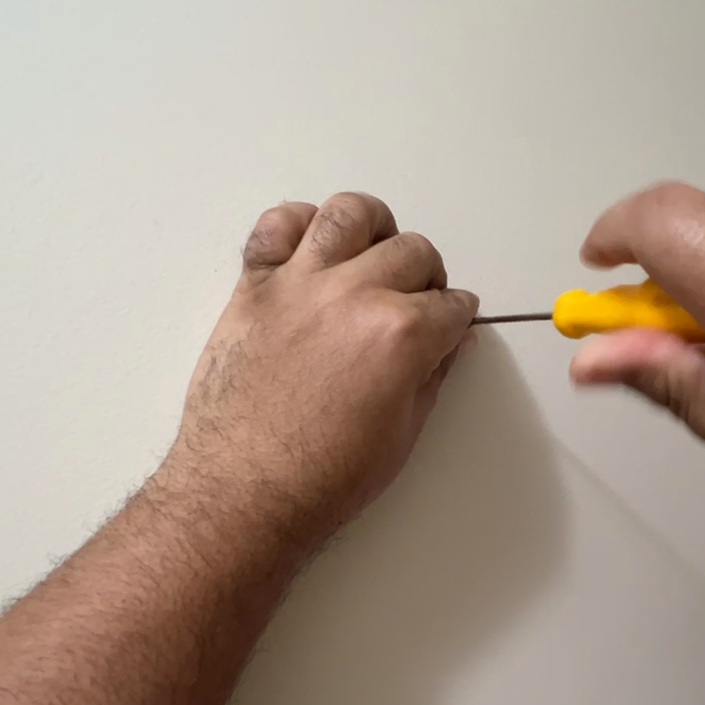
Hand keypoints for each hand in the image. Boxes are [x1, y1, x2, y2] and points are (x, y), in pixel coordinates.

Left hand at [155, 193, 476, 550]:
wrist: (245, 490)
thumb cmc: (328, 476)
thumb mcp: (403, 433)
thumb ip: (432, 376)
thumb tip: (449, 343)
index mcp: (402, 335)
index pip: (452, 306)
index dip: (458, 317)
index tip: (454, 323)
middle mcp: (356, 294)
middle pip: (413, 252)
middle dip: (428, 276)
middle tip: (420, 300)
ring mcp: (301, 283)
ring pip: (350, 214)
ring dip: (374, 229)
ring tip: (372, 255)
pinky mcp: (254, 286)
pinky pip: (276, 224)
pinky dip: (298, 225)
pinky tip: (312, 252)